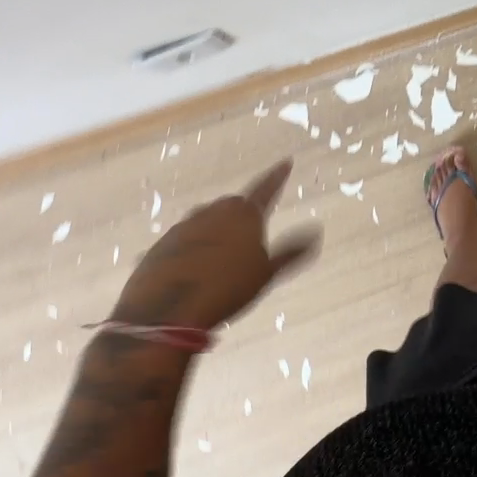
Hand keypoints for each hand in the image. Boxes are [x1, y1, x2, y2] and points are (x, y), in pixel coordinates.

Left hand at [110, 160, 320, 331]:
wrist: (165, 314)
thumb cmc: (226, 289)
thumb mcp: (266, 273)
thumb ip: (291, 252)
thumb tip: (317, 232)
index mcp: (243, 214)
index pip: (266, 188)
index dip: (278, 176)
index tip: (286, 162)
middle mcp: (212, 212)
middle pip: (233, 206)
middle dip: (242, 215)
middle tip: (249, 235)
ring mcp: (183, 228)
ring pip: (206, 222)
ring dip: (215, 232)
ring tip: (220, 258)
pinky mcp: (160, 247)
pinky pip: (183, 242)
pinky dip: (192, 249)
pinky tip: (193, 272)